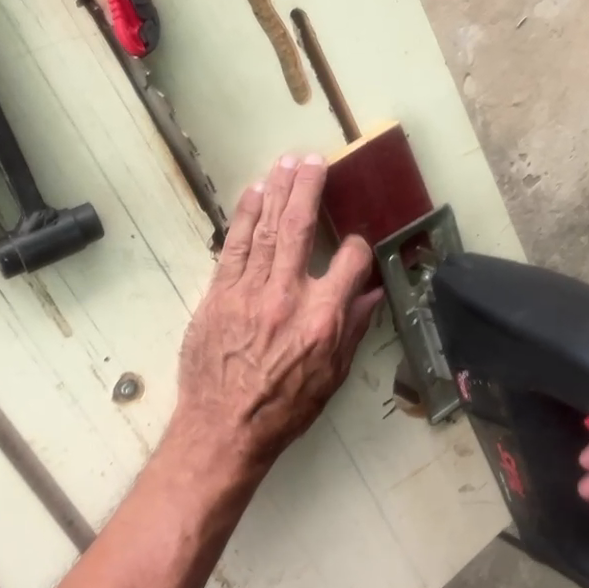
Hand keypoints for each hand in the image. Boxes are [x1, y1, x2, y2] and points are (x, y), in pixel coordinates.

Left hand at [162, 155, 382, 479]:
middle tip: (313, 159)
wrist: (223, 428)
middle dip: (309, 188)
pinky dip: (244, 218)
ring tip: (285, 163)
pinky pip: (234, 247)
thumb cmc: (282, 410)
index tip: (356, 244)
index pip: (350, 262)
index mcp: (322, 319)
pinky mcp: (219, 295)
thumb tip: (370, 294)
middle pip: (300, 228)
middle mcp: (287, 296)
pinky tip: (254, 194)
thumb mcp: (331, 378)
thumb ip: (351, 330)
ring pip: (266, 230)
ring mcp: (249, 292)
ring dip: (277, 191)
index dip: (358, 248)